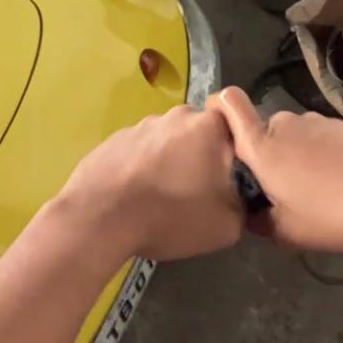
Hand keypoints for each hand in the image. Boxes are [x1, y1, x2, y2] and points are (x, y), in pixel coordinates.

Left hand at [58, 105, 243, 261]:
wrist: (99, 219)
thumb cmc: (171, 216)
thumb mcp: (226, 226)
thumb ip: (243, 207)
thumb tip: (238, 200)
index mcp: (209, 127)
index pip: (238, 127)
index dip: (238, 151)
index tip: (233, 176)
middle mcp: (176, 116)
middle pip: (201, 133)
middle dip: (203, 156)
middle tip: (199, 190)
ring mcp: (141, 125)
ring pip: (169, 141)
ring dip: (171, 162)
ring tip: (163, 196)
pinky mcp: (113, 139)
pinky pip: (140, 151)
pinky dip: (143, 168)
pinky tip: (137, 195)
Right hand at [208, 87, 342, 252]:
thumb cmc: (335, 214)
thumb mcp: (289, 233)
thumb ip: (260, 221)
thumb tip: (252, 215)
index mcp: (262, 148)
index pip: (229, 104)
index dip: (218, 108)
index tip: (220, 129)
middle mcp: (285, 124)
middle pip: (262, 131)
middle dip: (266, 156)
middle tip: (280, 190)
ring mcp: (318, 121)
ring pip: (293, 136)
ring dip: (296, 157)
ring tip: (315, 191)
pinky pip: (319, 138)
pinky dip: (321, 155)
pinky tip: (340, 182)